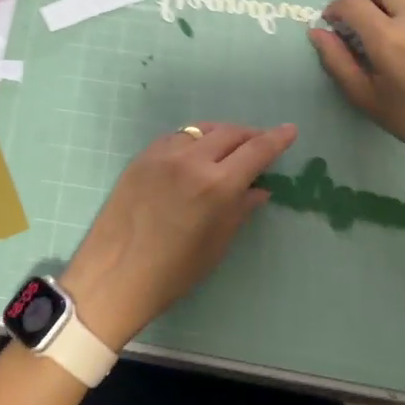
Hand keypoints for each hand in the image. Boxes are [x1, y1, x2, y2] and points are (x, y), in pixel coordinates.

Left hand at [62, 123, 296, 347]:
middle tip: (261, 144)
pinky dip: (192, 139)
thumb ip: (240, 210)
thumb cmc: (173, 271)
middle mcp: (191, 160)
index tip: (290, 131)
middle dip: (250, 136)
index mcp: (217, 184)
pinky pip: (174, 138)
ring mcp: (161, 156)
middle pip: (229, 134)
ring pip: (199, 130)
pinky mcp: (140, 159)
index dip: (277, 139)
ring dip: (220, 134)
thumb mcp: (216, 244)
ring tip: (229, 146)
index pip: (256, 151)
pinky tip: (194, 152)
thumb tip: (258, 189)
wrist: (114, 273)